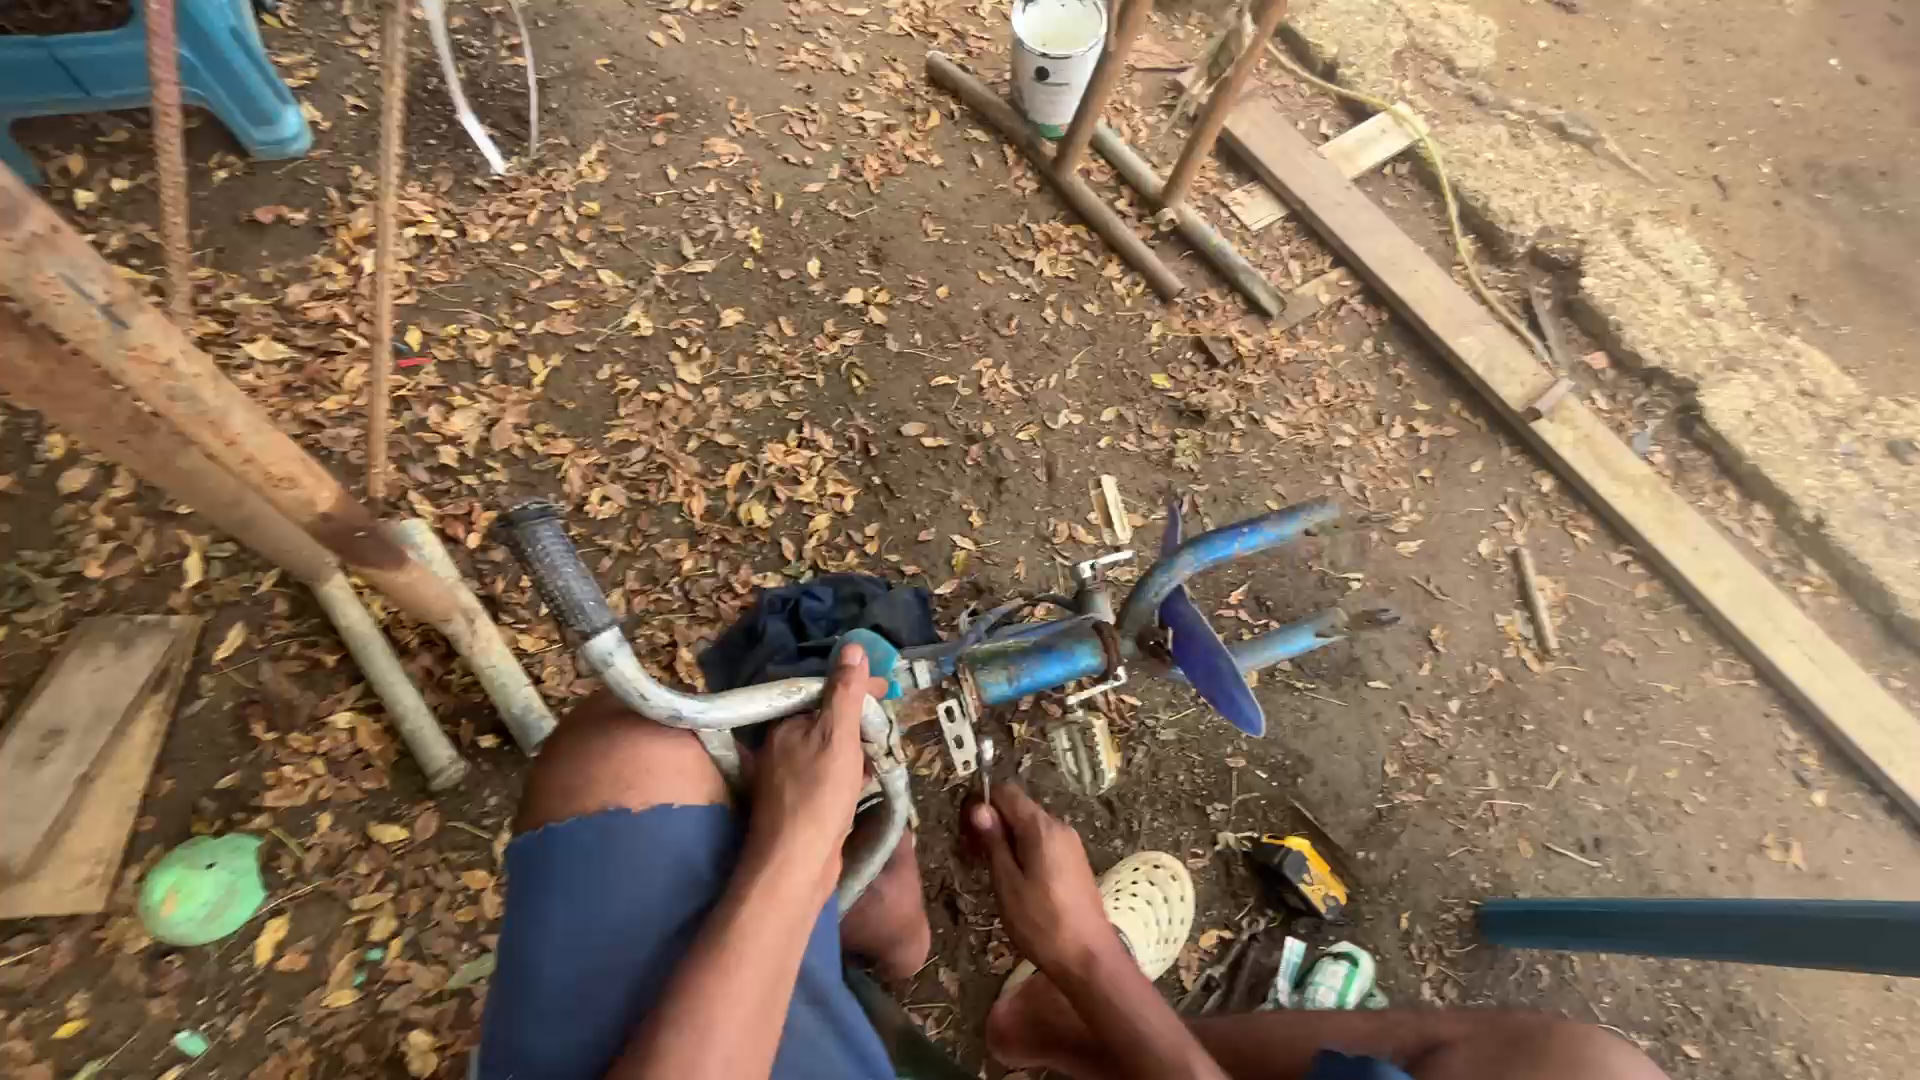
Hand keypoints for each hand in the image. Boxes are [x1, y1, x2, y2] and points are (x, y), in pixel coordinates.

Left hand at [747, 644, 888, 885]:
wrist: (796, 865)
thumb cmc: (818, 794)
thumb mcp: (837, 735)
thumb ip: (845, 692)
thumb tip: (853, 647)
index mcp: (785, 725)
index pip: (823, 692)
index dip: (856, 688)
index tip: (886, 690)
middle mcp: (781, 746)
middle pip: (828, 720)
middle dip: (859, 721)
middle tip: (887, 727)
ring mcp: (788, 777)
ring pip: (830, 749)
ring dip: (857, 749)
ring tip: (882, 752)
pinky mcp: (799, 803)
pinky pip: (829, 776)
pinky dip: (850, 774)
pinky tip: (867, 782)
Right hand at [967, 784, 1119, 979]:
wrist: (1090, 959)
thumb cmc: (1042, 923)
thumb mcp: (1008, 884)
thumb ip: (994, 842)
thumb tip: (978, 807)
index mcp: (1041, 827)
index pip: (1006, 791)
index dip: (982, 802)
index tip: (966, 830)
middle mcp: (1059, 826)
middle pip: (1019, 808)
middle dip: (993, 823)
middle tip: (974, 856)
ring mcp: (1071, 843)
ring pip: (1031, 827)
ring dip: (1009, 839)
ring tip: (994, 872)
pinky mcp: (1076, 861)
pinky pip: (1044, 842)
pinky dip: (1026, 850)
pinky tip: (1018, 880)